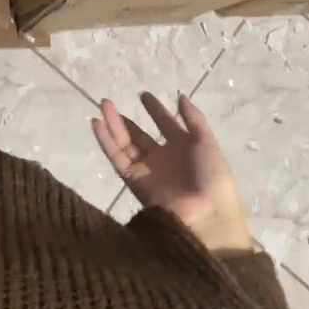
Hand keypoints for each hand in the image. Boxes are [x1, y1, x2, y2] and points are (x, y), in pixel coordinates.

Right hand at [92, 93, 254, 254]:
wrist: (205, 213)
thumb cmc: (211, 176)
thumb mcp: (207, 142)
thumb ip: (194, 119)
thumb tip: (180, 96)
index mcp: (183, 147)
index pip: (165, 124)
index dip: (155, 110)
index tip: (143, 95)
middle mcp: (162, 158)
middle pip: (138, 135)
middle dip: (124, 119)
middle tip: (108, 101)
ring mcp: (146, 169)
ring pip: (124, 143)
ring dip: (112, 125)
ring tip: (103, 105)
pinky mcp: (132, 179)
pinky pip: (116, 157)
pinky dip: (105, 140)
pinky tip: (98, 123)